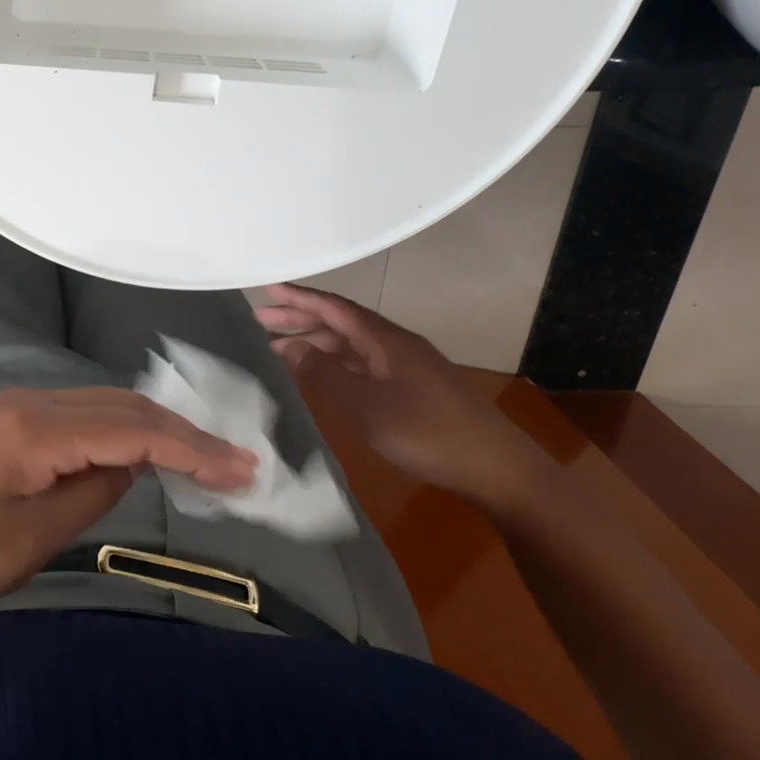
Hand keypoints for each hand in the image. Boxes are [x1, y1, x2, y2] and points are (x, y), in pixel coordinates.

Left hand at [0, 387, 256, 614]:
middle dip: (183, 433)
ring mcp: (15, 407)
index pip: (134, 430)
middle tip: (237, 463)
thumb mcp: (27, 539)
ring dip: (153, 428)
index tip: (244, 469)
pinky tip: (139, 451)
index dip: (193, 449)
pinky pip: (78, 415)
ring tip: (203, 458)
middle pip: (123, 406)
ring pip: (102, 405)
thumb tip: (131, 465)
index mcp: (36, 429)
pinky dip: (119, 429)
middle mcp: (30, 403)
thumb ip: (88, 495)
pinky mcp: (6, 422)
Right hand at [254, 284, 551, 507]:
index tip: (267, 291)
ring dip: (317, 343)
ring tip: (281, 350)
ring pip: (354, 345)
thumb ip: (326, 374)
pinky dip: (337, 363)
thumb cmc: (427, 433)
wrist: (497, 469)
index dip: (300, 298)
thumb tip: (290, 346)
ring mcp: (409, 367)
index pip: (335, 308)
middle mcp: (397, 345)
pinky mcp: (416, 389)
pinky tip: (323, 375)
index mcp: (386, 340)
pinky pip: (365, 363)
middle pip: (343, 323)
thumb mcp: (366, 405)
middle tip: (262, 322)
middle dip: (302, 319)